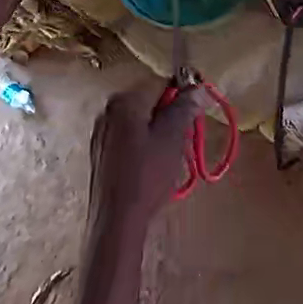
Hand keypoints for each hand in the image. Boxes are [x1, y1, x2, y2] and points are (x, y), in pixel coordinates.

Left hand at [87, 85, 209, 236]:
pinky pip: (132, 138)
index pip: (161, 84)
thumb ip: (185, 107)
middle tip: (188, 137)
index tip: (199, 112)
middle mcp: (108, 112)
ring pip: (142, 122)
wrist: (118, 219)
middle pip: (151, 103)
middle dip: (173, 116)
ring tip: (175, 153)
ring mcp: (102, 134)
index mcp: (123, 102)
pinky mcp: (103, 155)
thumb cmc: (147, 174)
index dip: (185, 94)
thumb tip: (199, 87)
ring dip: (162, 131)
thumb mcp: (173, 137)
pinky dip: (148, 144)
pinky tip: (156, 164)